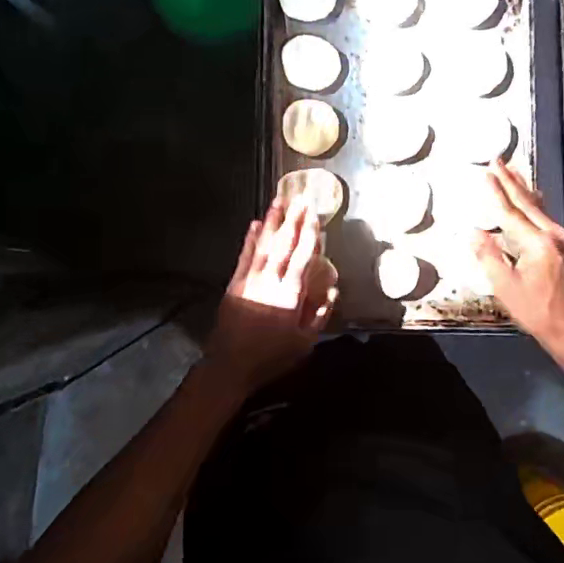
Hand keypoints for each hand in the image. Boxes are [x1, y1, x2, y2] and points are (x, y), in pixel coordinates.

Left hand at [204, 196, 338, 391]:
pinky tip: (256, 224)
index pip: (304, 257)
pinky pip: (245, 255)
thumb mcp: (304, 343)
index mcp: (291, 295)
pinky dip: (251, 239)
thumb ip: (319, 314)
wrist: (231, 364)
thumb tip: (332, 289)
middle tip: (300, 197)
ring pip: (264, 244)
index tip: (315, 215)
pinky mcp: (235, 284)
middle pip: (284, 244)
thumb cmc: (272, 357)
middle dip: (293, 220)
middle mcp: (271, 281)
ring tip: (278, 200)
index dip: (310, 234)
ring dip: (272, 222)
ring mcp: (250, 280)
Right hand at [469, 161, 563, 366]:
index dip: (496, 192)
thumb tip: (475, 233)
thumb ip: (490, 258)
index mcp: (537, 243)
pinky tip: (532, 202)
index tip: (486, 172)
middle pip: (528, 202)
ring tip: (513, 172)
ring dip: (524, 189)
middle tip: (499, 160)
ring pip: (540, 208)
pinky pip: (547, 218)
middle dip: (511, 181)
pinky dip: (534, 205)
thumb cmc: (539, 312)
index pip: (511, 212)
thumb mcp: (506, 288)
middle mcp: (554, 235)